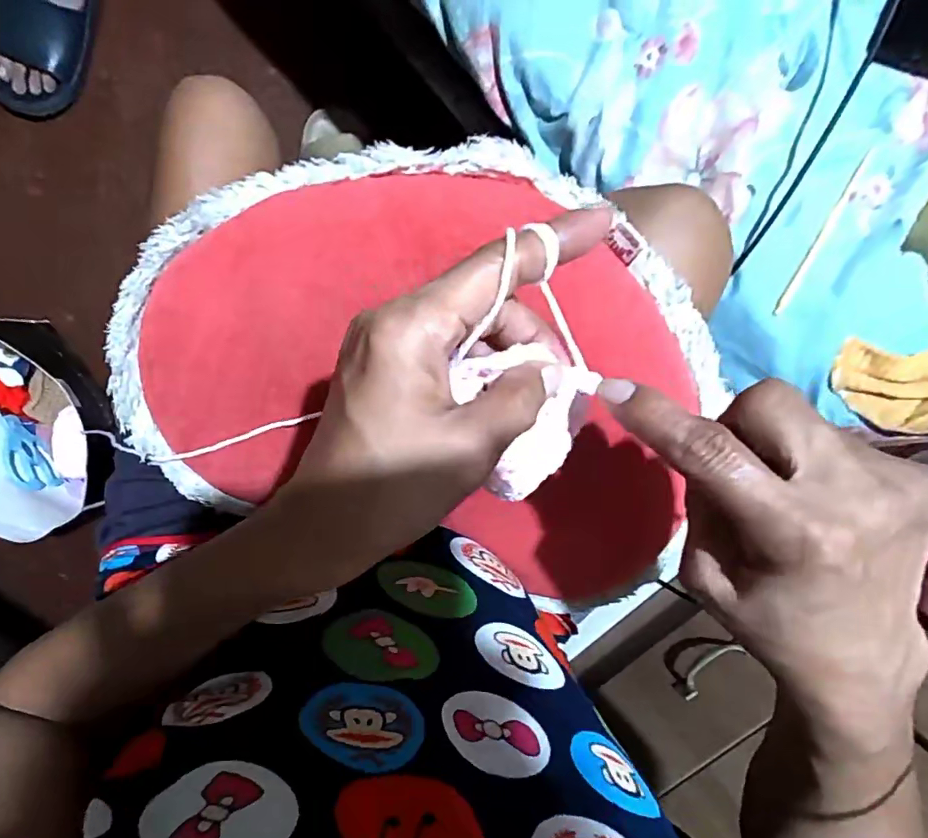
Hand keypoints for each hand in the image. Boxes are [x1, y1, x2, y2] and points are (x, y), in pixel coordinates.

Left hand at [262, 206, 614, 587]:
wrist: (323, 528)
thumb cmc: (393, 490)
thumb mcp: (471, 445)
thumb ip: (519, 396)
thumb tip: (539, 374)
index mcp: (411, 327)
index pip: (494, 267)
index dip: (554, 242)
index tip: (604, 220)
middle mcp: (391, 320)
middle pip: (483, 305)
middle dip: (527, 342)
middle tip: (555, 395)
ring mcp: (380, 344)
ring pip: (465, 332)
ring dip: (503, 364)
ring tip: (527, 412)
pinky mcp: (378, 369)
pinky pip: (441, 355)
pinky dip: (475, 376)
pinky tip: (494, 410)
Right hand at [604, 378, 927, 754]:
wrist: (865, 658)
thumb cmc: (770, 625)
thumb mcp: (706, 577)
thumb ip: (699, 507)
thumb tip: (698, 445)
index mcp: (794, 533)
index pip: (714, 453)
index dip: (662, 418)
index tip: (620, 389)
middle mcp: (855, 494)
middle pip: (769, 401)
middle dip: (732, 423)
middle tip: (731, 466)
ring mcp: (900, 479)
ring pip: (804, 418)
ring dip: (777, 449)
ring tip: (788, 499)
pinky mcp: (926, 475)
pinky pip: (839, 438)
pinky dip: (814, 463)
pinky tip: (827, 505)